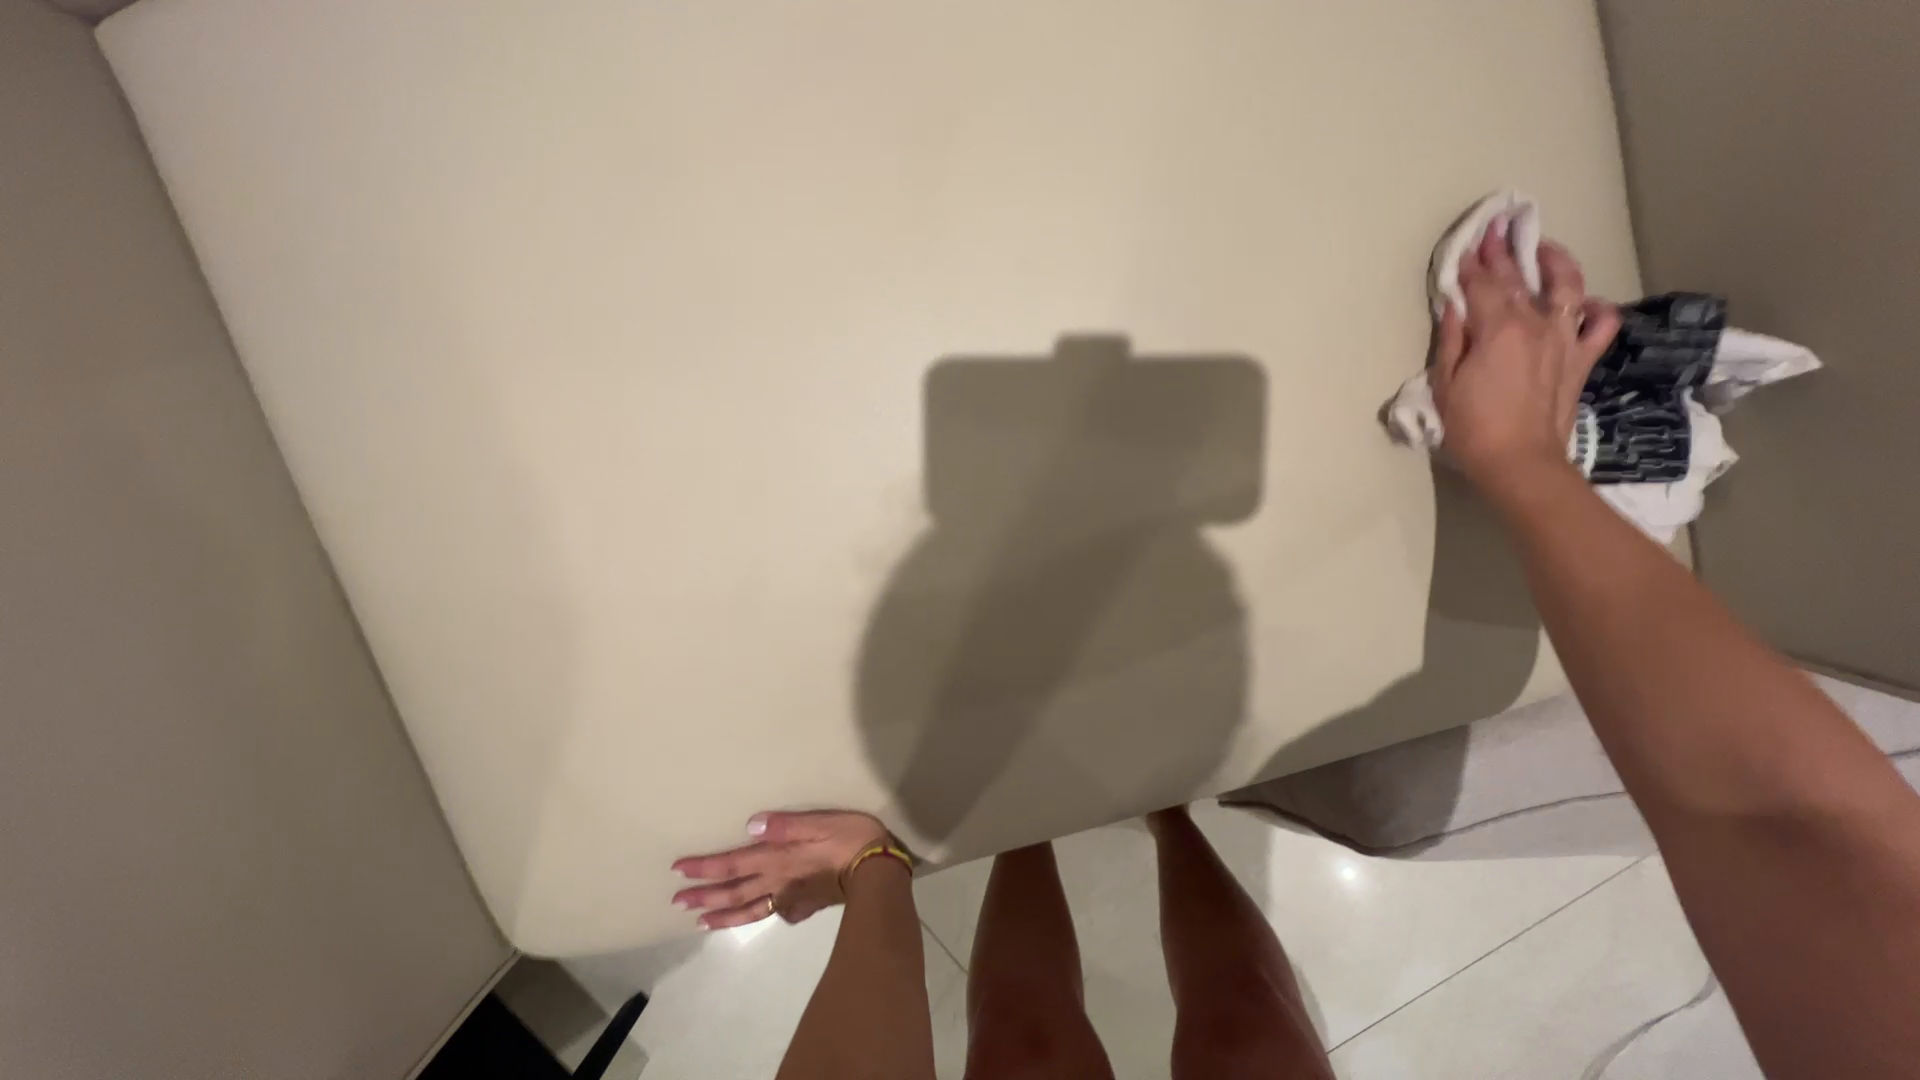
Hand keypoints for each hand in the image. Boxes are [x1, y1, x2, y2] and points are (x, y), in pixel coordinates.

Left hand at [671, 810, 893, 929]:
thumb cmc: (851, 839)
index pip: (732, 864)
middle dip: (704, 896)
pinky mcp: (806, 906)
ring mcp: (791, 898)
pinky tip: (757, 917)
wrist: (879, 872)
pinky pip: (775, 914)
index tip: (678, 871)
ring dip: (722, 915)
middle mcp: (778, 882)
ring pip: (749, 910)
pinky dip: (759, 917)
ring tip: (701, 922)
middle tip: (677, 902)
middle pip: (733, 892)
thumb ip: (786, 825)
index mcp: (778, 858)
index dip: (704, 868)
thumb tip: (749, 826)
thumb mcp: (821, 821)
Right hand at [1431, 225, 1621, 494]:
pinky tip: (1583, 303)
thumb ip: (1452, 338)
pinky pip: (1600, 324)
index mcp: (1498, 328)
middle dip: (1504, 253)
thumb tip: (1455, 306)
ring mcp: (1565, 339)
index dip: (1471, 264)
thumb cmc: (1471, 425)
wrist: (1519, 460)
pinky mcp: (1582, 359)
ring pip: (1567, 287)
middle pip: (1519, 280)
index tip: (1465, 245)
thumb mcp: (1445, 382)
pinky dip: (1596, 308)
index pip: (1482, 285)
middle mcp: (1536, 323)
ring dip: (1555, 262)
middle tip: (1495, 230)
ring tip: (1544, 248)